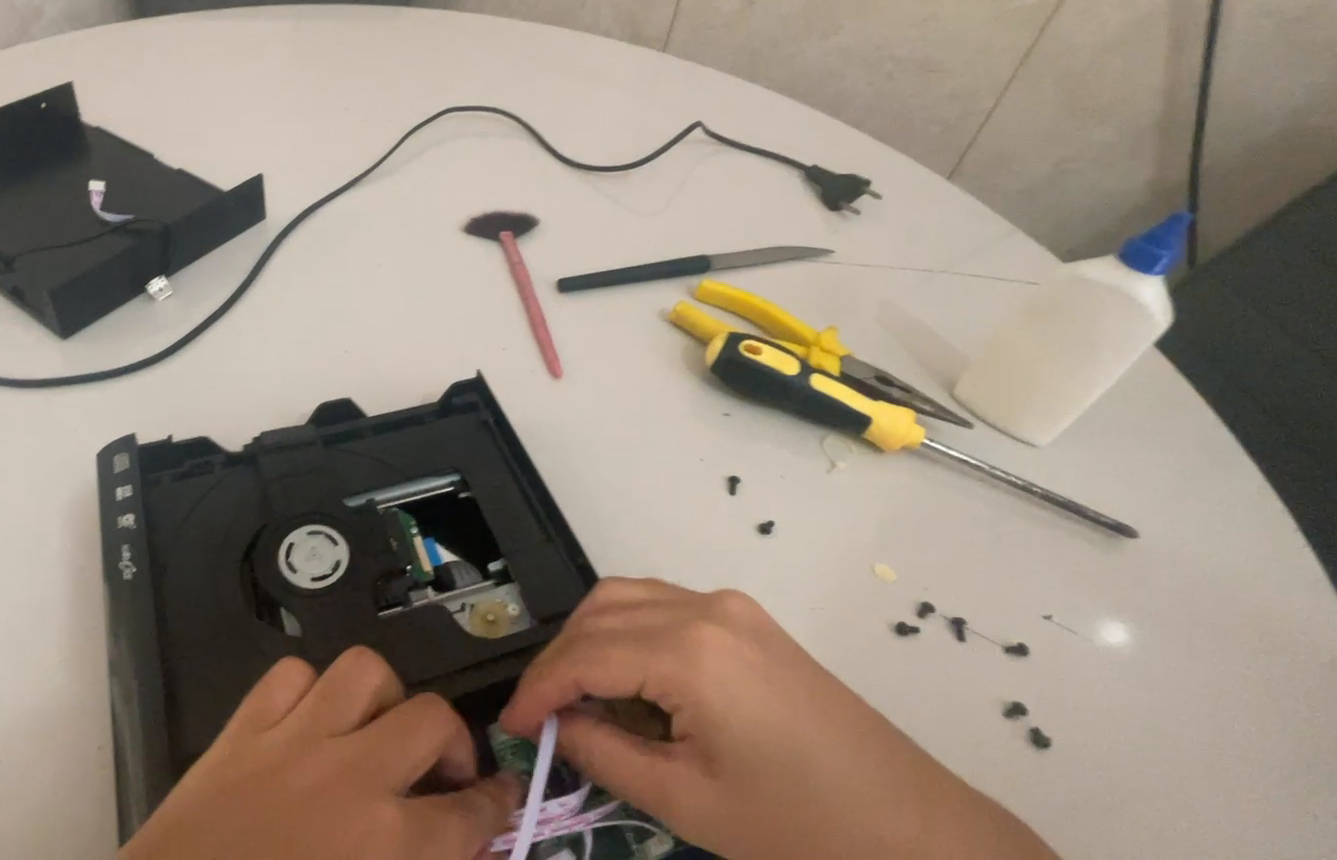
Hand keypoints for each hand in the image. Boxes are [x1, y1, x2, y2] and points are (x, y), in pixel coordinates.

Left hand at [120, 646, 517, 859]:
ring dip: (383, 698)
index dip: (495, 804)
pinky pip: (291, 674)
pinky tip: (310, 719)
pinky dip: (309, 689)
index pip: (467, 815)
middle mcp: (350, 777)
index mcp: (385, 843)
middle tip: (440, 768)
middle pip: (430, 720)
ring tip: (377, 728)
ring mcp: (293, 741)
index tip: (501, 796)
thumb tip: (449, 842)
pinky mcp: (244, 727)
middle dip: (451, 741)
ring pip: (363, 672)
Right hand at [499, 579, 1057, 859]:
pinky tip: (628, 680)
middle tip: (540, 715)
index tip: (510, 728)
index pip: (584, 654)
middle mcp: (703, 607)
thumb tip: (554, 726)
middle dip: (559, 660)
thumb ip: (604, 753)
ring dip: (590, 638)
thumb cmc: (801, 828)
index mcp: (688, 650)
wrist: (918, 830)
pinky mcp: (747, 619)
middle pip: (599, 611)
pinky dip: (628, 632)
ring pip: (628, 597)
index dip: (538, 689)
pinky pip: (663, 606)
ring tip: (577, 698)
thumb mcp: (688, 801)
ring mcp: (729, 606)